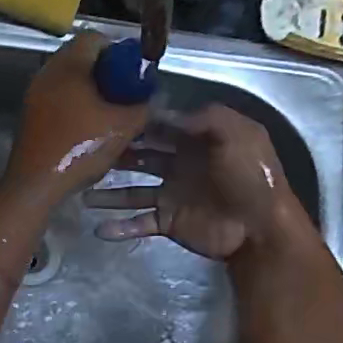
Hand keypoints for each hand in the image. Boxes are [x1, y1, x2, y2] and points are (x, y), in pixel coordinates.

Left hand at [2, 32, 153, 203]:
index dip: (118, 50)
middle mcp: (45, 75)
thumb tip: (147, 94)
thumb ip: (143, 103)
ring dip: (91, 93)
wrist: (34, 184)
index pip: (94, 38)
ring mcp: (33, 96)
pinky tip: (90, 128)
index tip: (133, 73)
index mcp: (66, 67)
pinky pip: (58, 100)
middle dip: (106, 73)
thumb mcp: (124, 125)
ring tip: (110, 114)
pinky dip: (75, 107)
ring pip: (69, 82)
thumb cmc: (80, 149)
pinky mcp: (29, 116)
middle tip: (125, 95)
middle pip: (80, 60)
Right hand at [84, 104, 310, 260]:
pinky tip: (99, 229)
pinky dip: (119, 228)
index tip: (108, 121)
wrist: (260, 229)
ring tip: (82, 195)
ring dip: (108, 194)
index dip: (137, 125)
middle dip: (116, 156)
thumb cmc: (250, 177)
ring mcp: (172, 196)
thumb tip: (162, 113)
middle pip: (141, 158)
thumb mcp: (236, 135)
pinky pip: (138, 223)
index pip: (161, 128)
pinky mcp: (168, 222)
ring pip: (132, 192)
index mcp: (198, 143)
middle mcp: (181, 166)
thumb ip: (203, 118)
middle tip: (86, 155)